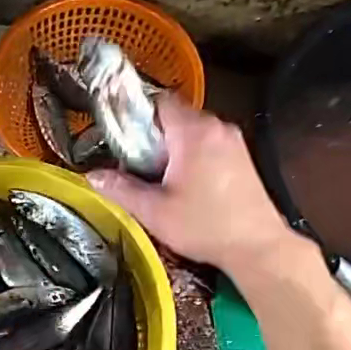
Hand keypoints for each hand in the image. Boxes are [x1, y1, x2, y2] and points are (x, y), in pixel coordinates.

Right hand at [87, 96, 306, 272]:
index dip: (138, 119)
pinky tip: (187, 191)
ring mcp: (234, 143)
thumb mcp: (154, 211)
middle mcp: (217, 129)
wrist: (256, 247)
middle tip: (142, 171)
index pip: (160, 102)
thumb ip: (121, 190)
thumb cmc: (208, 228)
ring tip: (164, 185)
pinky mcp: (242, 159)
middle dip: (154, 141)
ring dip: (174, 153)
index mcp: (194, 133)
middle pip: (175, 119)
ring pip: (192, 134)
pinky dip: (193, 160)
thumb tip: (94, 177)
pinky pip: (209, 147)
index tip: (126, 143)